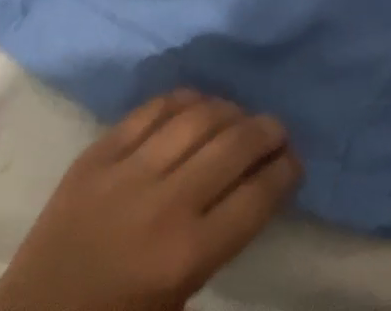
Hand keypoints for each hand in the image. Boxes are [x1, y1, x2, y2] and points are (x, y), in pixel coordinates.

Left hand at [0, 89, 301, 310]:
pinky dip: (182, 100)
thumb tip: (256, 187)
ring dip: (230, 110)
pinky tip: (198, 104)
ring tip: (241, 116)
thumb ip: (222, 240)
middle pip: (234, 146)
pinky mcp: (95, 155)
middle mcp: (164, 205)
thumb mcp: (183, 295)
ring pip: (195, 118)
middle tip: (278, 132)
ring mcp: (125, 173)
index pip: (258, 195)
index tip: (294, 162)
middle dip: (268, 132)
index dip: (286, 170)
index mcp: (188, 254)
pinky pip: (149, 110)